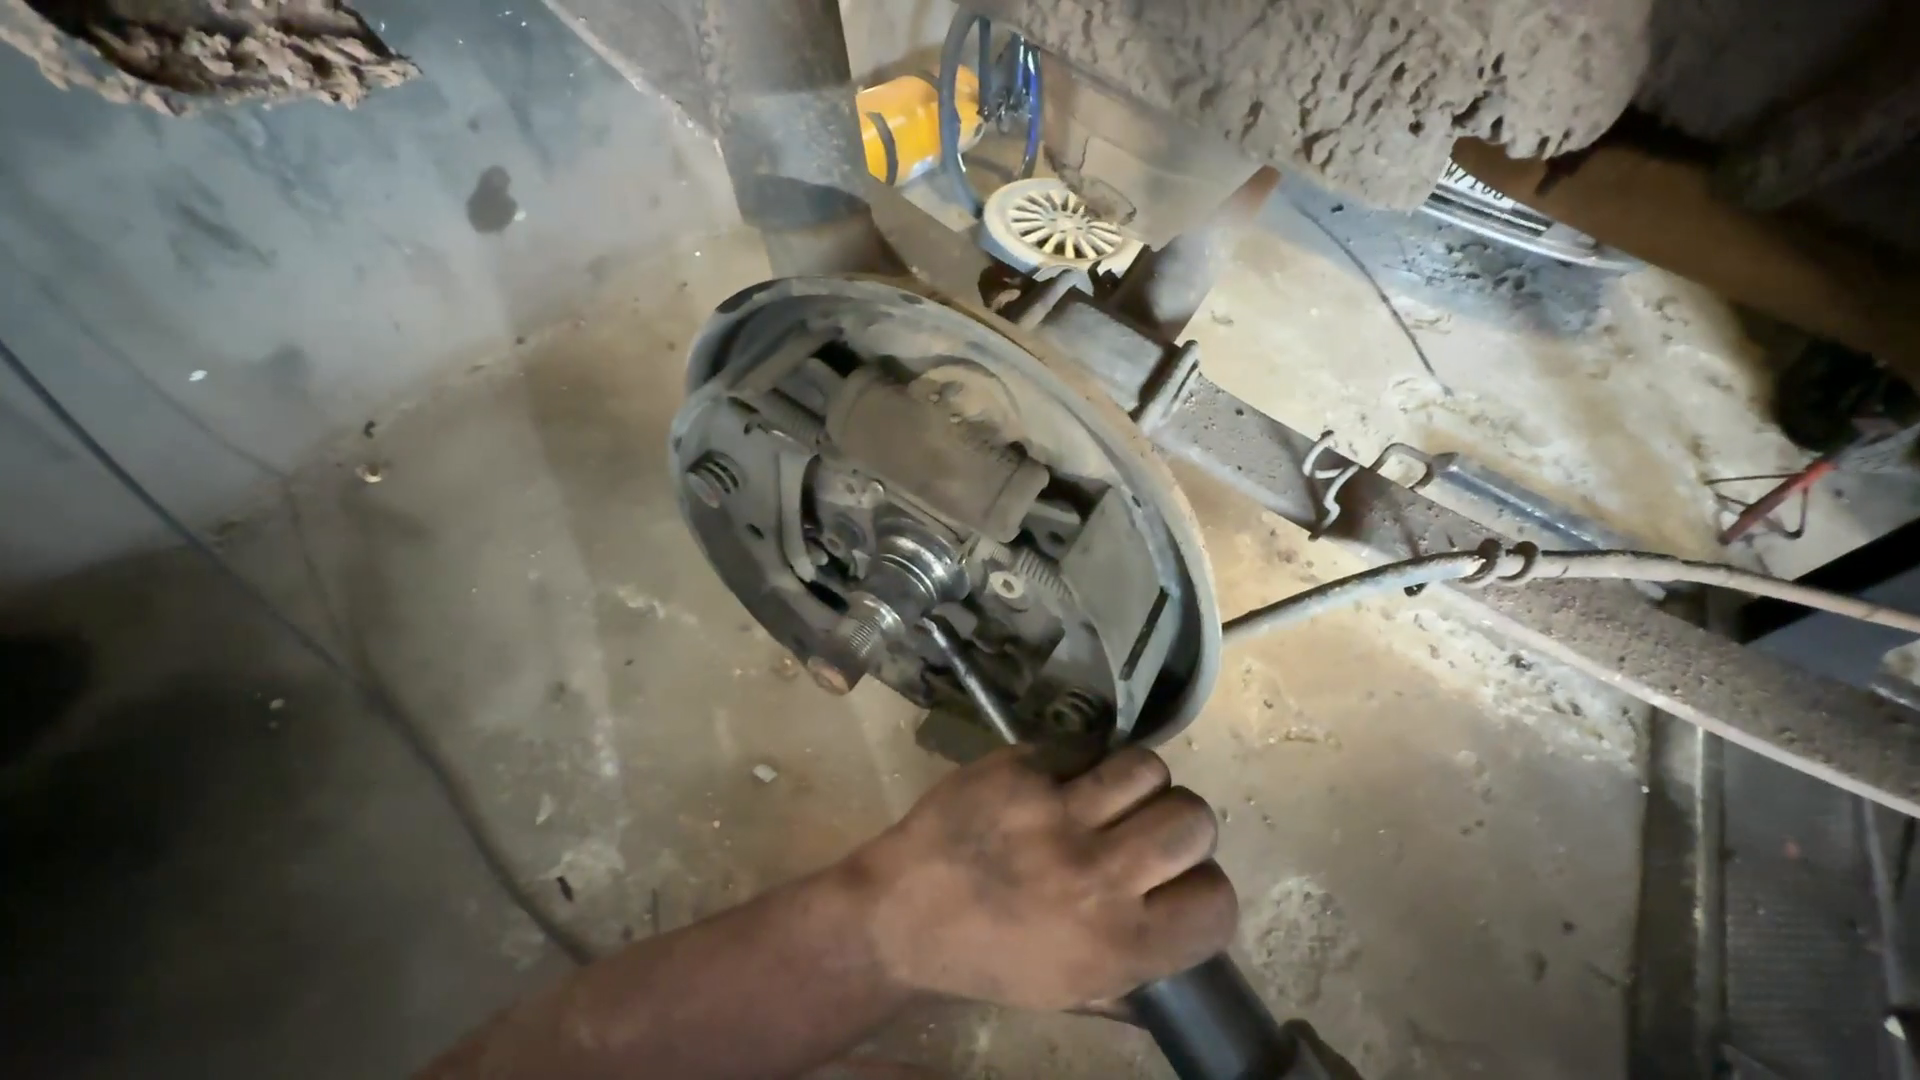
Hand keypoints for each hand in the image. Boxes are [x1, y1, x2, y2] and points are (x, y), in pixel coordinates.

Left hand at [846, 746, 1236, 1010]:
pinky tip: (1061, 780)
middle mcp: (1097, 877)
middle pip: (1192, 819)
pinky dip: (1083, 759)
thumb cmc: (988, 958)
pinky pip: (1087, 746)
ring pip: (1147, 768)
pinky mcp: (1021, 769)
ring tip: (1110, 795)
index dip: (1206, 887)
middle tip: (1145, 830)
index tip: (1182, 881)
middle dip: (1179, 824)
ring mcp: (1055, 814)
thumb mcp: (1072, 991)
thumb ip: (1142, 969)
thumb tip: (1194, 928)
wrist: (901, 914)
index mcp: (1118, 945)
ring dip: (1137, 782)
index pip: (1217, 900)